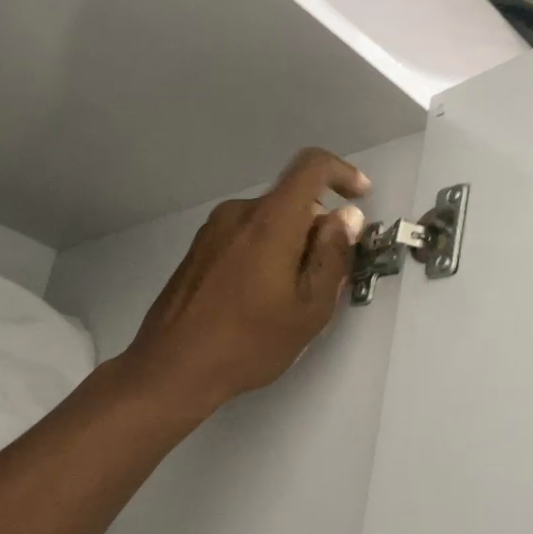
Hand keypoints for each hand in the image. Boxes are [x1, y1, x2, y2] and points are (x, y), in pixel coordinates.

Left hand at [119, 148, 370, 411]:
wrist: (172, 366)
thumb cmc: (249, 342)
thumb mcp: (309, 308)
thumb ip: (333, 256)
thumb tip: (346, 218)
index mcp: (270, 220)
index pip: (311, 167)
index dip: (342, 173)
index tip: (360, 197)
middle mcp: (238, 213)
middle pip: (290, 200)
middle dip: (316, 227)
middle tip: (325, 276)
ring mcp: (212, 230)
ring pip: (266, 221)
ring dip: (289, 243)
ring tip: (290, 296)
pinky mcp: (196, 250)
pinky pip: (243, 236)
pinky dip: (263, 252)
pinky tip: (258, 298)